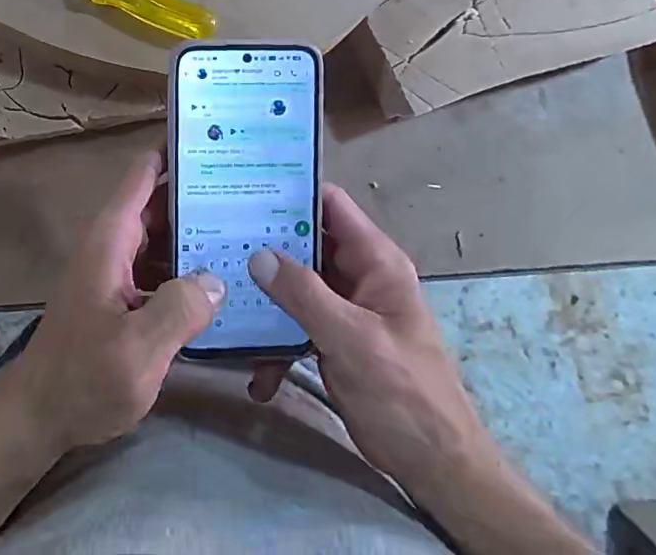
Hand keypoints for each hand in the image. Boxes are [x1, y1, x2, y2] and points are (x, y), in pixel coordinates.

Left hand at [0, 149, 225, 455]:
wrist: (38, 422)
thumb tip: (219, 278)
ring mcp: (119, 269)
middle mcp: (115, 244)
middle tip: (255, 186)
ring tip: (253, 223)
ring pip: (166, 234)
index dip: (177, 149)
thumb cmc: (82, 381)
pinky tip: (228, 275)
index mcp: (112, 238)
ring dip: (201, 229)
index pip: (145, 172)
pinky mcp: (125, 294)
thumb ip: (180, 309)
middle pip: (162, 200)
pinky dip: (191, 263)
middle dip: (202, 190)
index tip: (219, 139)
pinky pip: (164, 264)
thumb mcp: (137, 351)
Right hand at [245, 183, 493, 486]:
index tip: (250, 192)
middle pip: (308, 245)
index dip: (295, 194)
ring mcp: (347, 309)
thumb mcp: (351, 339)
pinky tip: (259, 375)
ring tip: (227, 304)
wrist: (433, 462)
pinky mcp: (335, 341)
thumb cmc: (403, 391)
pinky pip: (298, 326)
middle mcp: (360, 277)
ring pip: (298, 287)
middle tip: (221, 243)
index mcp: (375, 261)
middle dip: (269, 247)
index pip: (333, 207)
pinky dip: (278, 344)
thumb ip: (305, 294)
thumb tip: (260, 255)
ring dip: (268, 300)